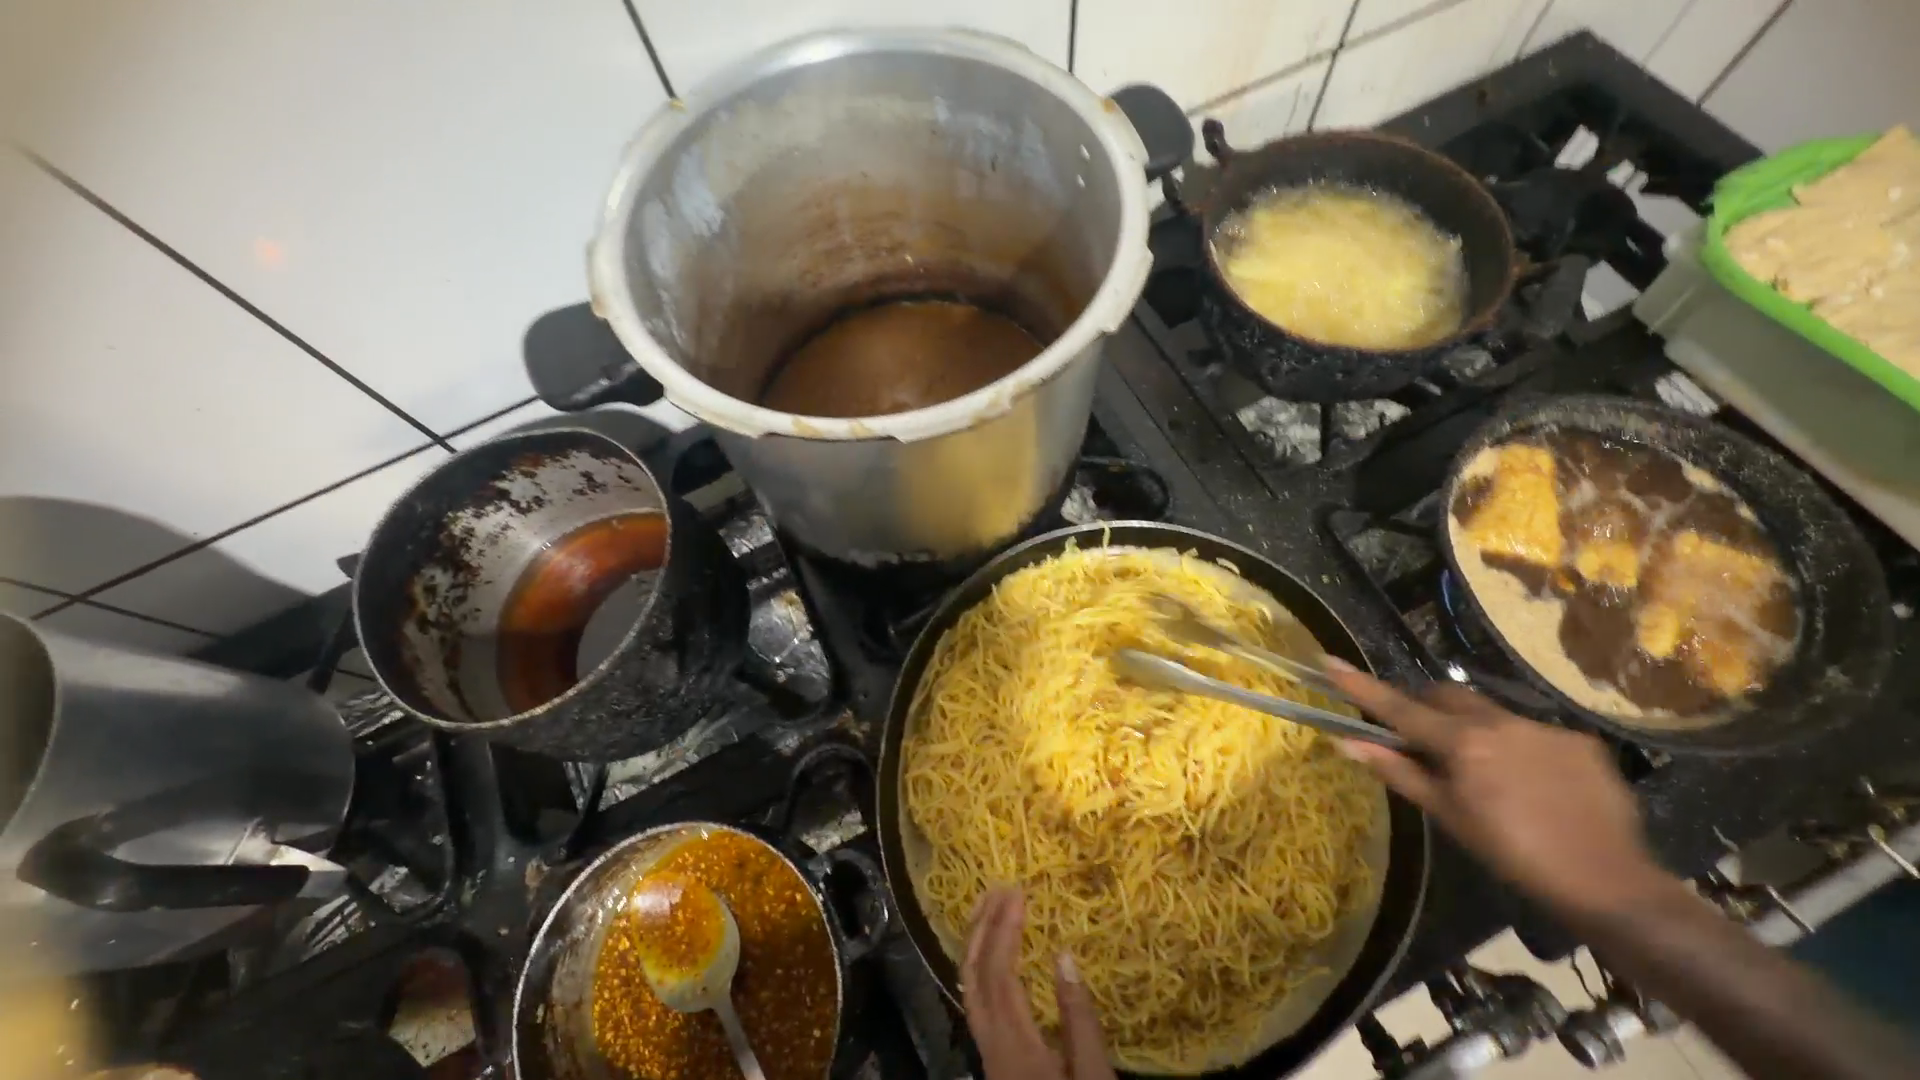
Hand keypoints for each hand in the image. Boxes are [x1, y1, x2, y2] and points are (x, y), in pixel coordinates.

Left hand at [962, 886, 1115, 1079]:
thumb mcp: (1092, 1074)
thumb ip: (1079, 1019)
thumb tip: (1063, 955)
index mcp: (1013, 1042)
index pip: (999, 974)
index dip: (1005, 929)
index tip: (1016, 893)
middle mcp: (989, 1042)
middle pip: (974, 975)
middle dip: (984, 927)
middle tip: (997, 888)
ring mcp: (986, 1051)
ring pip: (969, 987)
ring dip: (976, 943)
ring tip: (988, 908)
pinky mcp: (992, 1057)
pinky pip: (974, 999)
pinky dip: (978, 966)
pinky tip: (989, 953)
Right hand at [1325, 664, 1670, 916]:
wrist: (1608, 882)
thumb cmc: (1512, 853)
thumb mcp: (1449, 815)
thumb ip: (1399, 772)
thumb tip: (1347, 743)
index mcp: (1463, 742)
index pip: (1400, 707)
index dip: (1362, 686)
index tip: (1329, 660)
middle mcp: (1500, 721)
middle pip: (1446, 696)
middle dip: (1425, 707)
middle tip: (1420, 739)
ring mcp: (1544, 727)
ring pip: (1490, 712)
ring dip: (1473, 728)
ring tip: (1485, 771)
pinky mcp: (1580, 740)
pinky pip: (1532, 731)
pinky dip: (1517, 747)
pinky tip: (1532, 784)